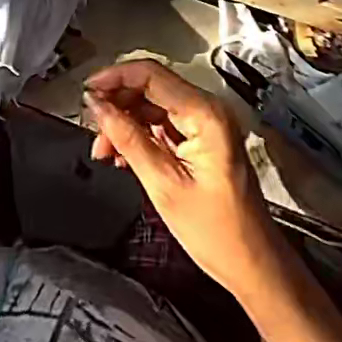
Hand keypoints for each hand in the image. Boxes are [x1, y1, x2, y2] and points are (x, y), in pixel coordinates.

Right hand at [84, 59, 275, 293]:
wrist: (254, 267)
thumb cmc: (220, 233)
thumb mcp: (163, 183)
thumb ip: (127, 137)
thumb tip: (97, 106)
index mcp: (206, 115)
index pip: (150, 74)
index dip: (113, 78)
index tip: (87, 91)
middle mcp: (209, 110)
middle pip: (149, 85)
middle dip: (116, 102)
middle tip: (92, 124)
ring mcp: (206, 123)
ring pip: (151, 102)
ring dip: (123, 119)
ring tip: (105, 147)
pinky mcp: (201, 136)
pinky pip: (160, 120)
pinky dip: (138, 131)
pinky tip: (122, 152)